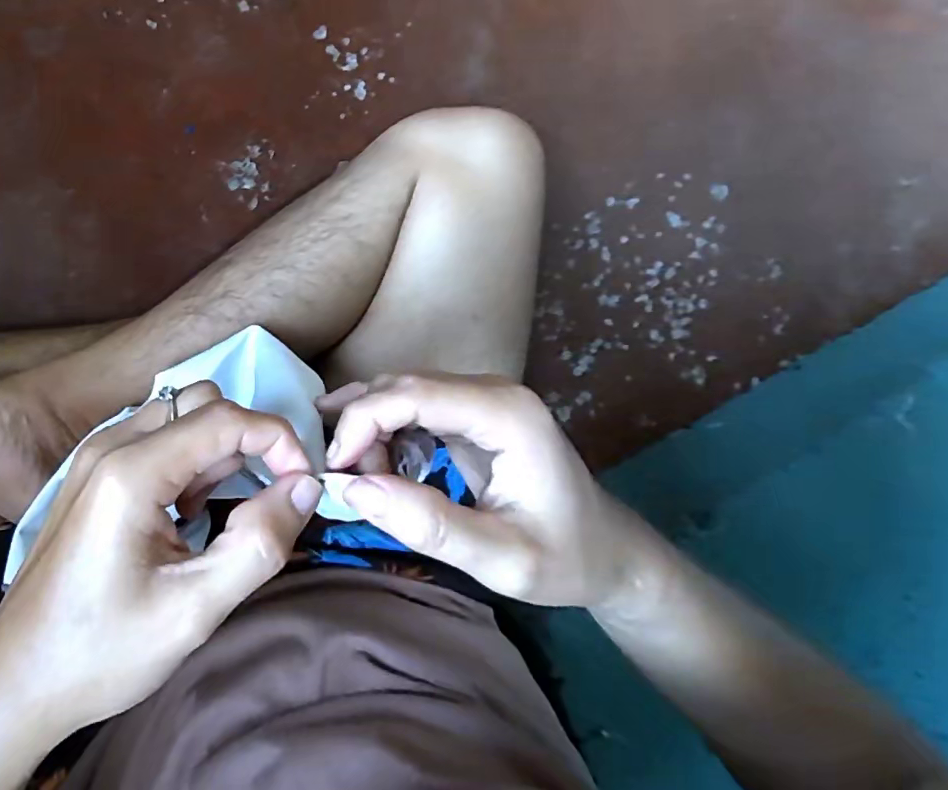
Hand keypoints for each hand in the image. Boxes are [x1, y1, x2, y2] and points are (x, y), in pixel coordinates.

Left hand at [0, 385, 322, 742]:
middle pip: (201, 402)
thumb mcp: (194, 610)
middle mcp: (110, 444)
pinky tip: (178, 516)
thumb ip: (259, 543)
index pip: (224, 417)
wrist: (18, 675)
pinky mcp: (91, 469)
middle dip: (243, 443)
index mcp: (131, 471)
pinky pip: (154, 437)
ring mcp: (95, 452)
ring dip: (212, 454)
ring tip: (205, 521)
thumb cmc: (103, 651)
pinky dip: (185, 461)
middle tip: (249, 507)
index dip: (277, 440)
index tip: (303, 485)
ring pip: (178, 415)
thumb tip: (305, 487)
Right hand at [324, 373, 657, 609]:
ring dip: (368, 428)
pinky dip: (382, 428)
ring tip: (361, 475)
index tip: (337, 470)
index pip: (409, 394)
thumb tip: (353, 489)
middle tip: (346, 480)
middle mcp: (490, 389)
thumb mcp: (501, 562)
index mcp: (505, 414)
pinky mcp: (469, 407)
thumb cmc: (565, 560)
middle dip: (360, 427)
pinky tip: (371, 459)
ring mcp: (480, 393)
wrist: (611, 553)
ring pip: (397, 390)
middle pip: (398, 386)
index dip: (361, 422)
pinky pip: (409, 403)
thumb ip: (430, 526)